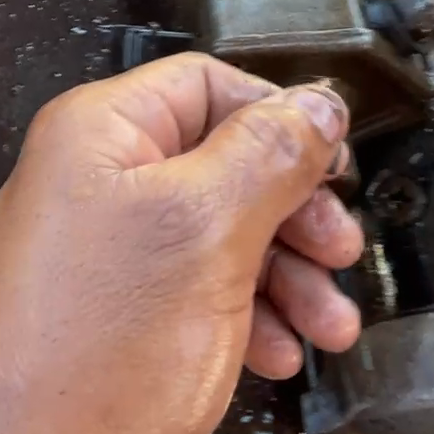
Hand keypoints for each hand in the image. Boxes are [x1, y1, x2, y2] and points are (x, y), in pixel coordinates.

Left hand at [0, 53, 363, 433]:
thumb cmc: (96, 345)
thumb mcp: (204, 228)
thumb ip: (268, 155)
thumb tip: (316, 104)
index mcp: (101, 130)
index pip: (204, 84)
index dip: (274, 113)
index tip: (331, 156)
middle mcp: (99, 176)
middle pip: (221, 157)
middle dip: (291, 204)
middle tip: (337, 245)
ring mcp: (108, 244)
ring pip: (219, 226)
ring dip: (284, 269)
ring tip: (327, 318)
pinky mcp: (119, 304)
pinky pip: (199, 281)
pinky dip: (249, 309)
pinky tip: (279, 349)